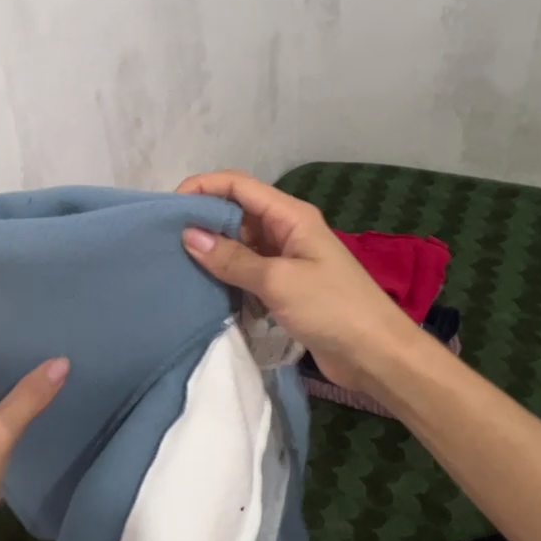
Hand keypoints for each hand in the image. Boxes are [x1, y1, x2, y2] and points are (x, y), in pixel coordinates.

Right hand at [176, 170, 419, 393]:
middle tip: (164, 239)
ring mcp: (284, 259)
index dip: (202, 187)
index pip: (237, 185)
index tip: (169, 208)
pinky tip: (200, 285)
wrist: (376, 355)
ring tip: (174, 262)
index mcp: (290, 215)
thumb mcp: (278, 280)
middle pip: (235, 211)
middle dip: (201, 219)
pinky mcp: (282, 286)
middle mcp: (285, 230)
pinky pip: (245, 270)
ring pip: (238, 242)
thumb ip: (232, 258)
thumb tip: (188, 235)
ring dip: (211, 249)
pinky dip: (224, 274)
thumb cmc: (332, 308)